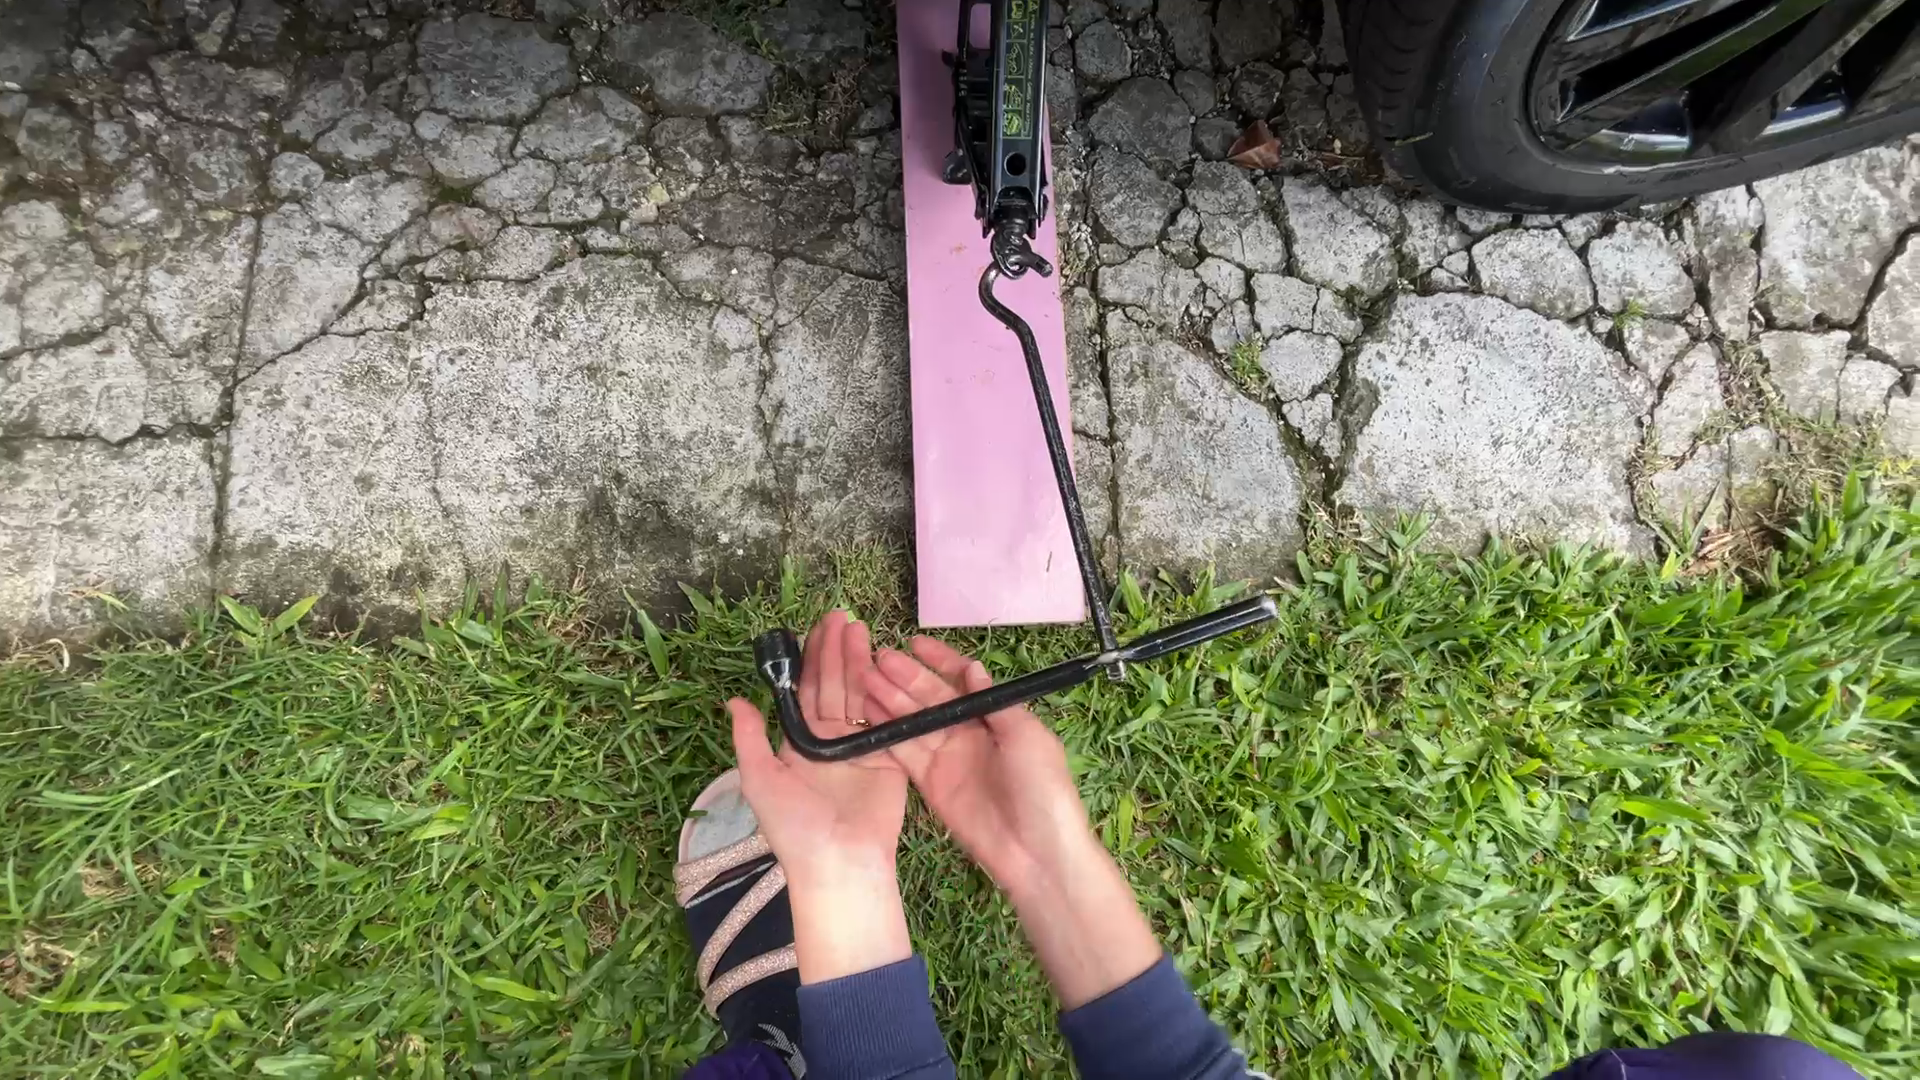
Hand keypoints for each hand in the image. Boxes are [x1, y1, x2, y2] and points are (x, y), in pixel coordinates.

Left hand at [728, 610, 910, 982]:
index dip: (811, 658)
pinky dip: (884, 691)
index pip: (807, 689)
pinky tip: (885, 664)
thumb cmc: (794, 827)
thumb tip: (733, 700)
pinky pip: (885, 718)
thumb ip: (748, 739)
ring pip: (860, 694)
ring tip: (861, 629)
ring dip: (860, 661)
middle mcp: (831, 738)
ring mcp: (862, 745)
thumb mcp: (760, 781)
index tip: (816, 629)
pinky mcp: (888, 756)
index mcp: (800, 742)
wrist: (839, 864)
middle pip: (835, 684)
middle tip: (843, 616)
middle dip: (837, 649)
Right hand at [862, 638, 1161, 1006]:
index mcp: (995, 716)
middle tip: (876, 657)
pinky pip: (905, 752)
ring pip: (913, 720)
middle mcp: (968, 732)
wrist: (1037, 852)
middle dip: (905, 677)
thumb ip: (994, 702)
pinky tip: (866, 712)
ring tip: (863, 676)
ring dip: (889, 698)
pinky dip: (886, 732)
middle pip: (931, 698)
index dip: (940, 661)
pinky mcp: (930, 784)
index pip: (962, 680)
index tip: (914, 644)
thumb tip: (972, 667)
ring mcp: (947, 757)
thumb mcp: (1027, 736)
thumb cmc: (1043, 787)